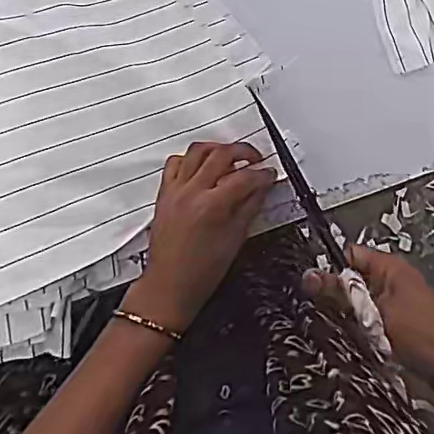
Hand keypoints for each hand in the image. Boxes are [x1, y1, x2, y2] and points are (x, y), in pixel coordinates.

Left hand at [121, 141, 275, 331]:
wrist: (169, 286)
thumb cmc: (199, 273)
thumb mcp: (235, 240)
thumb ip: (249, 208)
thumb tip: (260, 189)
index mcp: (212, 206)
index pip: (244, 177)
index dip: (262, 174)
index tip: (268, 174)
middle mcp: (192, 193)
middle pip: (221, 154)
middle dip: (243, 152)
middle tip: (254, 159)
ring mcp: (175, 191)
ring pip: (196, 151)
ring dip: (217, 148)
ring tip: (229, 155)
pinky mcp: (164, 194)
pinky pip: (174, 163)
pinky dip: (189, 158)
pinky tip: (200, 165)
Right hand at [303, 245, 433, 391]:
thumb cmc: (421, 336)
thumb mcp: (376, 314)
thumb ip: (341, 295)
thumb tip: (308, 276)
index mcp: (389, 267)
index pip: (348, 254)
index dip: (328, 266)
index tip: (310, 286)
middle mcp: (390, 280)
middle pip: (349, 280)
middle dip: (334, 295)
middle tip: (317, 310)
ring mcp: (392, 304)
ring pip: (355, 304)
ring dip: (345, 316)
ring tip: (331, 327)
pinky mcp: (393, 326)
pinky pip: (365, 321)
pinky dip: (357, 330)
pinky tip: (347, 341)